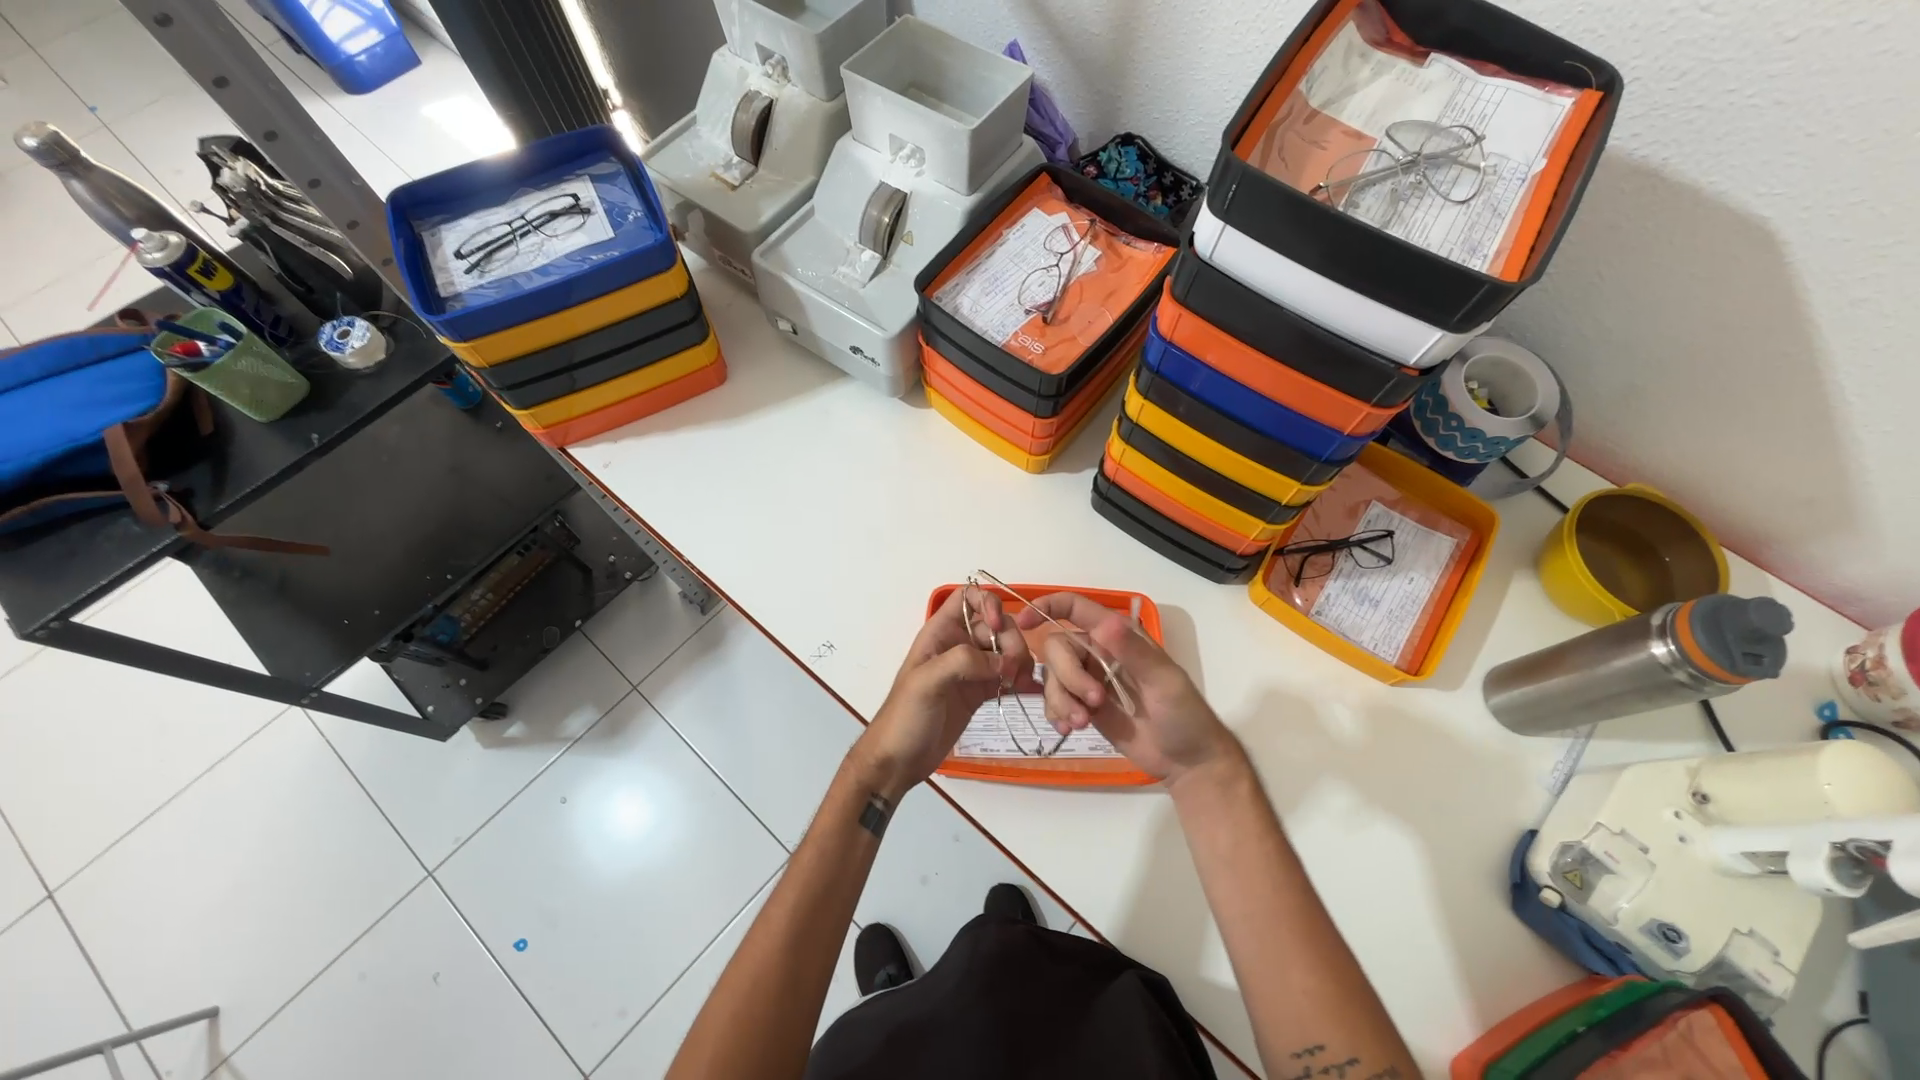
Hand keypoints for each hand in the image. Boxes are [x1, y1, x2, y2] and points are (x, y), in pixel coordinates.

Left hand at [854, 587, 1032, 799]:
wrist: (898, 761)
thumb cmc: (904, 717)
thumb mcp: (926, 682)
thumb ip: (962, 662)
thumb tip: (1002, 663)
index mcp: (939, 634)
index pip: (967, 598)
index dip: (987, 603)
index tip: (997, 626)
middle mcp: (957, 646)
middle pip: (995, 626)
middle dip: (1010, 641)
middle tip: (1015, 670)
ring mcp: (970, 670)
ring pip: (1005, 651)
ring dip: (1020, 662)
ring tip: (1023, 683)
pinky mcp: (980, 693)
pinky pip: (1007, 678)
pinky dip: (1021, 681)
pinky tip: (1033, 690)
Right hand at [1016, 593, 1241, 787]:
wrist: (1186, 761)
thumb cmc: (1184, 715)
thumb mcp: (1163, 681)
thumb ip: (1133, 652)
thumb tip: (1104, 624)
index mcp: (1119, 637)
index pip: (1076, 609)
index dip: (1048, 607)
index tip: (1024, 622)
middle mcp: (1099, 654)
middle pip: (1057, 649)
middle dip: (1067, 676)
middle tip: (1093, 703)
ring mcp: (1089, 681)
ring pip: (1052, 678)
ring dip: (1060, 700)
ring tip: (1081, 724)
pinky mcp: (1083, 707)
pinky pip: (1053, 702)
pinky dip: (1056, 714)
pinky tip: (1071, 729)